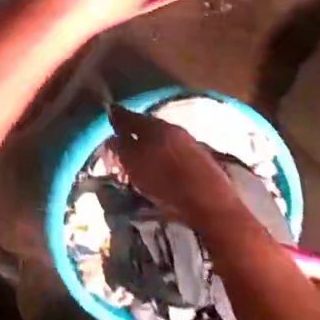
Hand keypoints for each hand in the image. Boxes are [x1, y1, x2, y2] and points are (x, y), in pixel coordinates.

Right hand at [109, 105, 243, 226]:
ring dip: (152, 145)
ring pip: (164, 138)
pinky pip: (177, 151)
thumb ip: (120, 146)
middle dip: (135, 133)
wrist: (211, 204)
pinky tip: (164, 169)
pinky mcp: (203, 158)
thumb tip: (113, 132)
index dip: (116, 117)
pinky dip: (166, 156)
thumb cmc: (166, 183)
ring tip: (143, 159)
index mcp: (153, 125)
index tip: (108, 119)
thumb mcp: (133, 165)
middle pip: (148, 126)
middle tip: (124, 144)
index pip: (129, 115)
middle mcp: (172, 127)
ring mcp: (190, 141)